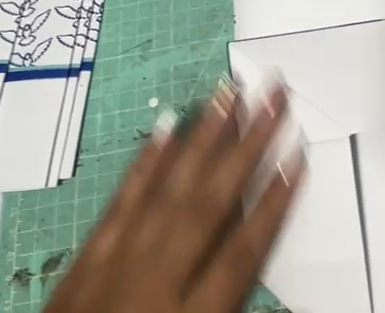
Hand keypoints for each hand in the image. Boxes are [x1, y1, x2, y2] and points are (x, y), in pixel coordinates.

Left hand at [46, 79, 305, 312]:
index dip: (273, 204)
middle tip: (272, 93)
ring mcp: (117, 264)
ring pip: (168, 190)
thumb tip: (249, 239)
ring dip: (202, 138)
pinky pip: (121, 204)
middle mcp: (156, 282)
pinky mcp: (86, 260)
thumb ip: (224, 297)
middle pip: (210, 203)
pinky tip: (167, 127)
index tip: (298, 153)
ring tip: (227, 92)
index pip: (241, 253)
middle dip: (247, 144)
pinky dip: (145, 165)